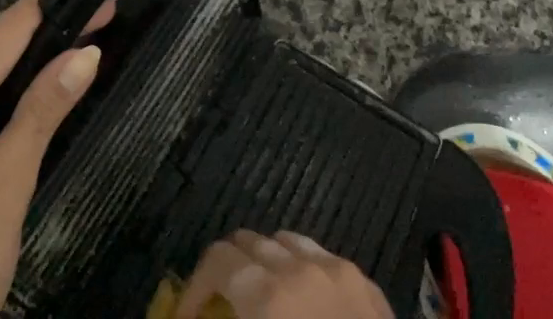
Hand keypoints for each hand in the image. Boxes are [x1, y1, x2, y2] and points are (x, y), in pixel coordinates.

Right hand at [175, 230, 391, 318]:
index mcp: (268, 292)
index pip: (216, 260)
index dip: (193, 287)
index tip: (186, 317)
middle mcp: (301, 267)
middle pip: (248, 242)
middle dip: (226, 271)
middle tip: (219, 306)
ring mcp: (337, 269)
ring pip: (286, 241)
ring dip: (263, 262)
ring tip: (259, 297)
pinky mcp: (366, 282)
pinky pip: (321, 256)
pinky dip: (300, 267)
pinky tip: (302, 299)